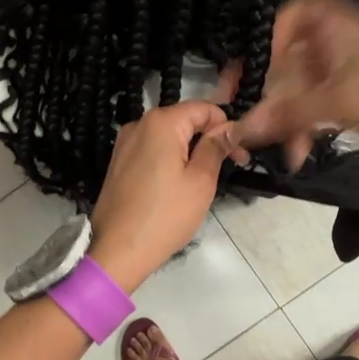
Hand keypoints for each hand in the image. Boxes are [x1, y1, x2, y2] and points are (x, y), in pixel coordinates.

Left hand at [88, 102, 235, 290]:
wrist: (118, 251)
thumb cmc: (165, 216)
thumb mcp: (200, 181)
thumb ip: (215, 147)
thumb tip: (230, 126)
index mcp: (160, 122)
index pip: (203, 108)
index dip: (226, 126)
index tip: (240, 154)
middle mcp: (138, 125)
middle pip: (183, 121)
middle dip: (208, 139)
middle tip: (229, 167)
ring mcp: (123, 144)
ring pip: (167, 137)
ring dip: (189, 151)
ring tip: (204, 180)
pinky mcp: (117, 164)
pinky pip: (150, 152)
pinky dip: (169, 160)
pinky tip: (177, 185)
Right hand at [228, 0, 358, 171]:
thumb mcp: (338, 102)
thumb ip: (285, 115)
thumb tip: (238, 129)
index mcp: (339, 30)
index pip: (296, 16)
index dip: (271, 35)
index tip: (254, 67)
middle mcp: (338, 48)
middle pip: (290, 61)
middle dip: (270, 94)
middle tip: (250, 122)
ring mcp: (345, 79)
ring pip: (299, 92)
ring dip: (284, 120)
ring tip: (280, 147)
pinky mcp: (351, 106)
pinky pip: (313, 113)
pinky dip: (302, 131)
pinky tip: (297, 154)